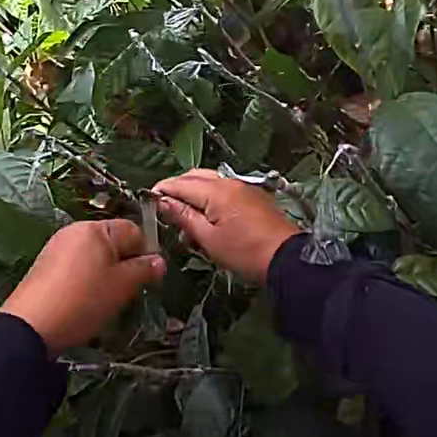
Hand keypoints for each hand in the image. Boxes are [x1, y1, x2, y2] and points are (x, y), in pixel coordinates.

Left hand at [1, 219, 166, 354]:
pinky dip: (86, 278)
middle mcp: (76, 230)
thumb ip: (144, 270)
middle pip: (113, 241)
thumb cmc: (83, 301)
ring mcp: (58, 246)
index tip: (150, 278)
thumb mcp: (122, 287)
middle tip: (128, 291)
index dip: (146, 252)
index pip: (134, 231)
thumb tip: (159, 261)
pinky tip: (85, 299)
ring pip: (95, 254)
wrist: (31, 326)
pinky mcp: (45, 264)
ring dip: (106, 272)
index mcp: (96, 229)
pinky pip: (77, 264)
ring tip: (106, 298)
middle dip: (125, 263)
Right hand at [152, 169, 300, 282]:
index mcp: (216, 191)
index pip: (181, 183)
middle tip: (164, 208)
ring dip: (193, 193)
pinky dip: (209, 197)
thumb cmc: (245, 253)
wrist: (287, 259)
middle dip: (177, 188)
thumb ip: (184, 218)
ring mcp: (243, 187)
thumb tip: (162, 202)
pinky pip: (224, 189)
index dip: (162, 190)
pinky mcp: (253, 196)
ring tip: (184, 217)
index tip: (148, 200)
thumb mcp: (209, 239)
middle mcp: (229, 182)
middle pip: (195, 177)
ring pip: (210, 181)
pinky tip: (206, 217)